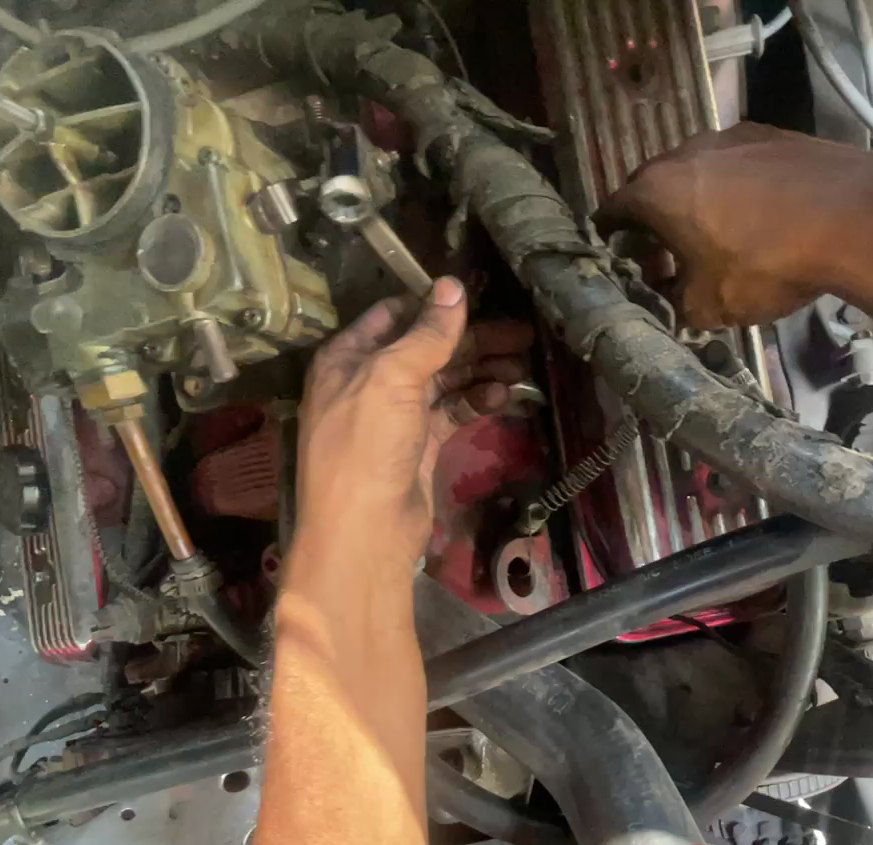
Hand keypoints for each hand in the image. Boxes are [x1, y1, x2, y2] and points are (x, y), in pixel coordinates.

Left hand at [293, 277, 527, 576]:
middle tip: (522, 336)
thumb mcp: (392, 379)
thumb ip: (427, 334)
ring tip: (521, 368)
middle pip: (428, 348)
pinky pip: (452, 412)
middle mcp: (371, 380)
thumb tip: (453, 286)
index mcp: (349, 357)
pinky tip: (502, 397)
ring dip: (481, 371)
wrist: (365, 529)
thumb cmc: (367, 445)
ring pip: (445, 381)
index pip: (395, 314)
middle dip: (473, 341)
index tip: (483, 299)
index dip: (436, 306)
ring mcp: (397, 415)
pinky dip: (476, 402)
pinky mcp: (419, 444)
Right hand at [600, 124, 872, 326]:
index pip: (610, 212)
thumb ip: (673, 304)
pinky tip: (751, 221)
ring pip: (694, 174)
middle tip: (659, 258)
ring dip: (691, 205)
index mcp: (655, 190)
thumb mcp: (707, 306)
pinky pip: (734, 167)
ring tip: (707, 240)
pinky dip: (729, 192)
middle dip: (649, 224)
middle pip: (651, 189)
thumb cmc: (765, 265)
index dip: (607, 241)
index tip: (613, 262)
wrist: (856, 218)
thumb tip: (668, 300)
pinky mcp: (773, 135)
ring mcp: (732, 136)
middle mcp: (685, 151)